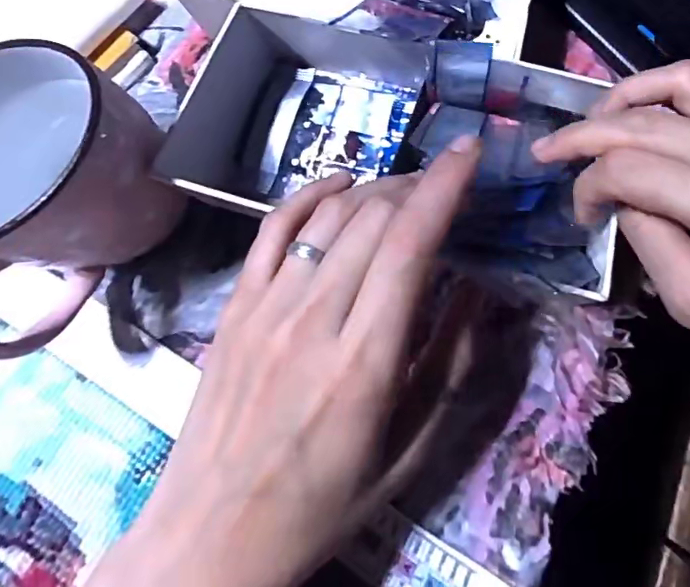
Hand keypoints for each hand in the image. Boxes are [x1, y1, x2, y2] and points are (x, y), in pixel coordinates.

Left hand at [94, 137, 481, 586]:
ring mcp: (267, 306)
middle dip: (419, 184)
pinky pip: (274, 227)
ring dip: (377, 187)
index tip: (469, 152)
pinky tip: (343, 184)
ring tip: (407, 186)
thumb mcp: (407, 452)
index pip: (409, 245)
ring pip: (330, 216)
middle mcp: (313, 320)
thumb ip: (450, 365)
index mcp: (364, 363)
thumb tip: (479, 289)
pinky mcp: (236, 304)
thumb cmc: (322, 502)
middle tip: (446, 182)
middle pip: (373, 219)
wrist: (211, 538)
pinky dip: (312, 193)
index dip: (444, 188)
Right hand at [530, 61, 689, 413]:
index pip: (635, 170)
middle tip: (552, 152)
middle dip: (587, 134)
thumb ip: (647, 239)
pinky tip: (662, 102)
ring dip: (629, 94)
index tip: (578, 211)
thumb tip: (617, 192)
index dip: (590, 183)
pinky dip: (686, 79)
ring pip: (684, 81)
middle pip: (649, 121)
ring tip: (598, 121)